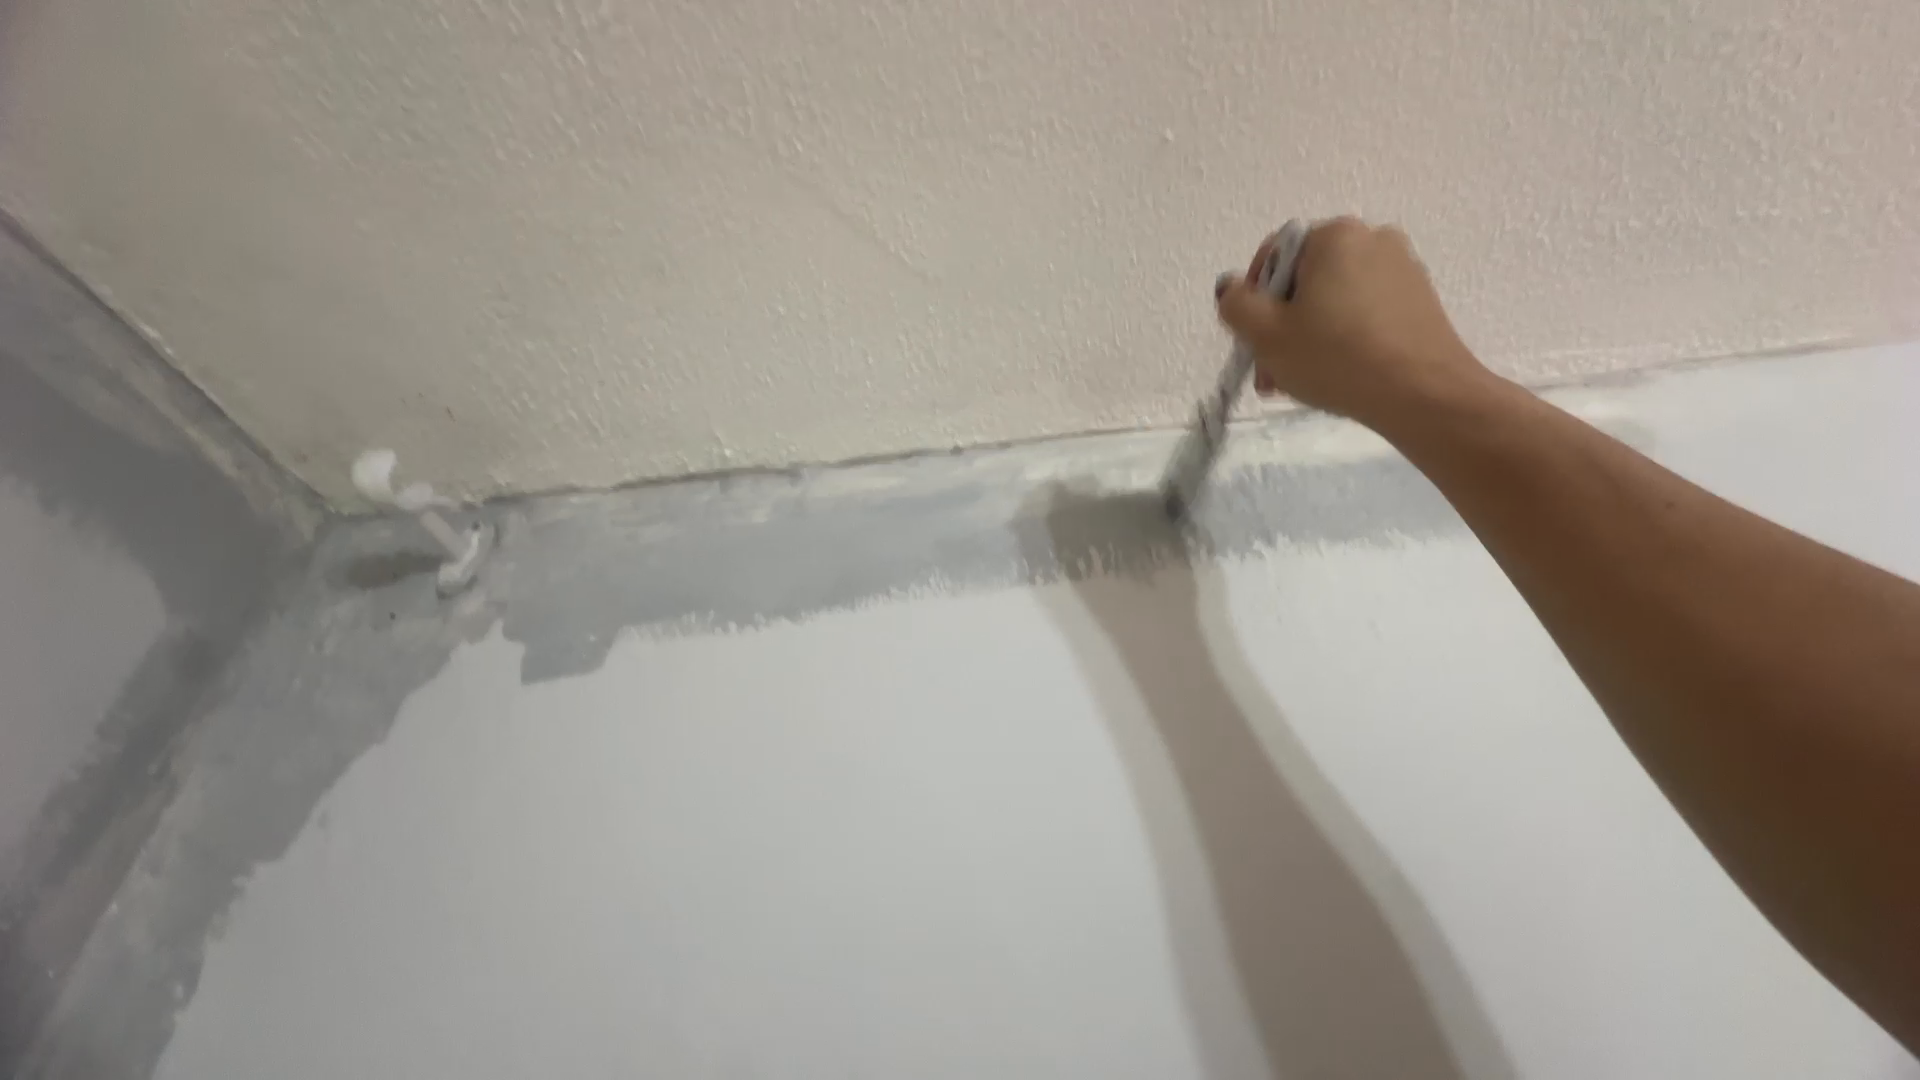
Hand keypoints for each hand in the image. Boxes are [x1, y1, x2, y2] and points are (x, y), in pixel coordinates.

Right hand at [1216, 218, 1495, 428]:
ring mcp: (1402, 268)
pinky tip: (1337, 373)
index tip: (1252, 340)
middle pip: (1304, 280)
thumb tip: (1230, 287)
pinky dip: (1342, 337)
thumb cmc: (1334, 357)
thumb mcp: (1266, 335)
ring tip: (1299, 381)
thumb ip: (1236, 305)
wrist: (1422, 393)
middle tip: (1270, 371)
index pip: (1274, 256)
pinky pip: (1363, 312)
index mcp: (1334, 236)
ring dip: (1308, 335)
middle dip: (1281, 324)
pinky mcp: (1419, 300)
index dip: (1253, 299)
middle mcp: (1372, 239)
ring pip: (1333, 299)